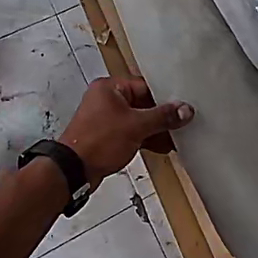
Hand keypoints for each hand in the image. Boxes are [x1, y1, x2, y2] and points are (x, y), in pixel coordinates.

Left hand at [59, 77, 194, 185]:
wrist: (74, 171)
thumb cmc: (96, 142)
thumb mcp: (137, 126)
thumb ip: (163, 117)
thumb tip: (183, 110)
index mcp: (109, 88)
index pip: (145, 86)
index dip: (165, 97)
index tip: (181, 107)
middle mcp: (105, 100)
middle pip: (142, 104)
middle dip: (160, 116)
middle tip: (180, 122)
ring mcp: (105, 119)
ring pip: (137, 120)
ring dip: (154, 129)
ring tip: (174, 136)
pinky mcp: (106, 137)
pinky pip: (131, 133)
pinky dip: (145, 138)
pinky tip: (161, 146)